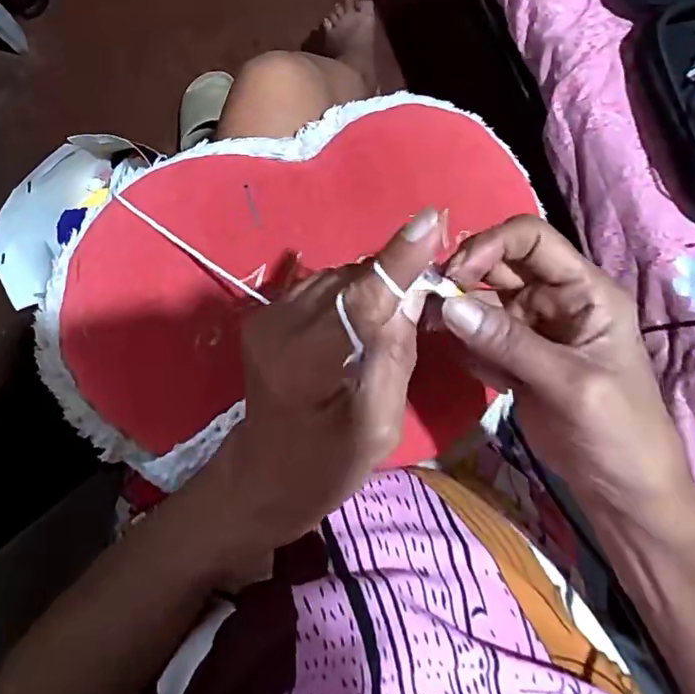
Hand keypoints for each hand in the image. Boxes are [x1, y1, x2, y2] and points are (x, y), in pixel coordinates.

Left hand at [205, 208, 445, 553]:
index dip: (396, 260)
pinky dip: (348, 292)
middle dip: (392, 277)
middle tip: (429, 286)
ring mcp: (265, 316)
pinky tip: (362, 315)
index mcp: (303, 364)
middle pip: (349, 282)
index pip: (357, 300)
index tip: (431, 220)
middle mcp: (277, 328)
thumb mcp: (377, 427)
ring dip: (370, 286)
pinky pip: (320, 286)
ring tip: (393, 312)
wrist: (263, 474)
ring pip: (336, 278)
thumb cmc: (327, 466)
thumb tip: (410, 291)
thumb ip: (394, 355)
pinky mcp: (265, 312)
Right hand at [437, 215, 694, 517]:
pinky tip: (463, 363)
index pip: (531, 238)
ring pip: (480, 296)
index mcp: (584, 290)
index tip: (455, 272)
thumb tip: (447, 305)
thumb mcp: (570, 385)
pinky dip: (461, 341)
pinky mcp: (512, 354)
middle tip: (430, 299)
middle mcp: (555, 298)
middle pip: (498, 262)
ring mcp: (531, 326)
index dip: (490, 244)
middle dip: (462, 274)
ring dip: (454, 308)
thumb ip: (508, 342)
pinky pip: (475, 332)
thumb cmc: (620, 434)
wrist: (625, 497)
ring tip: (430, 327)